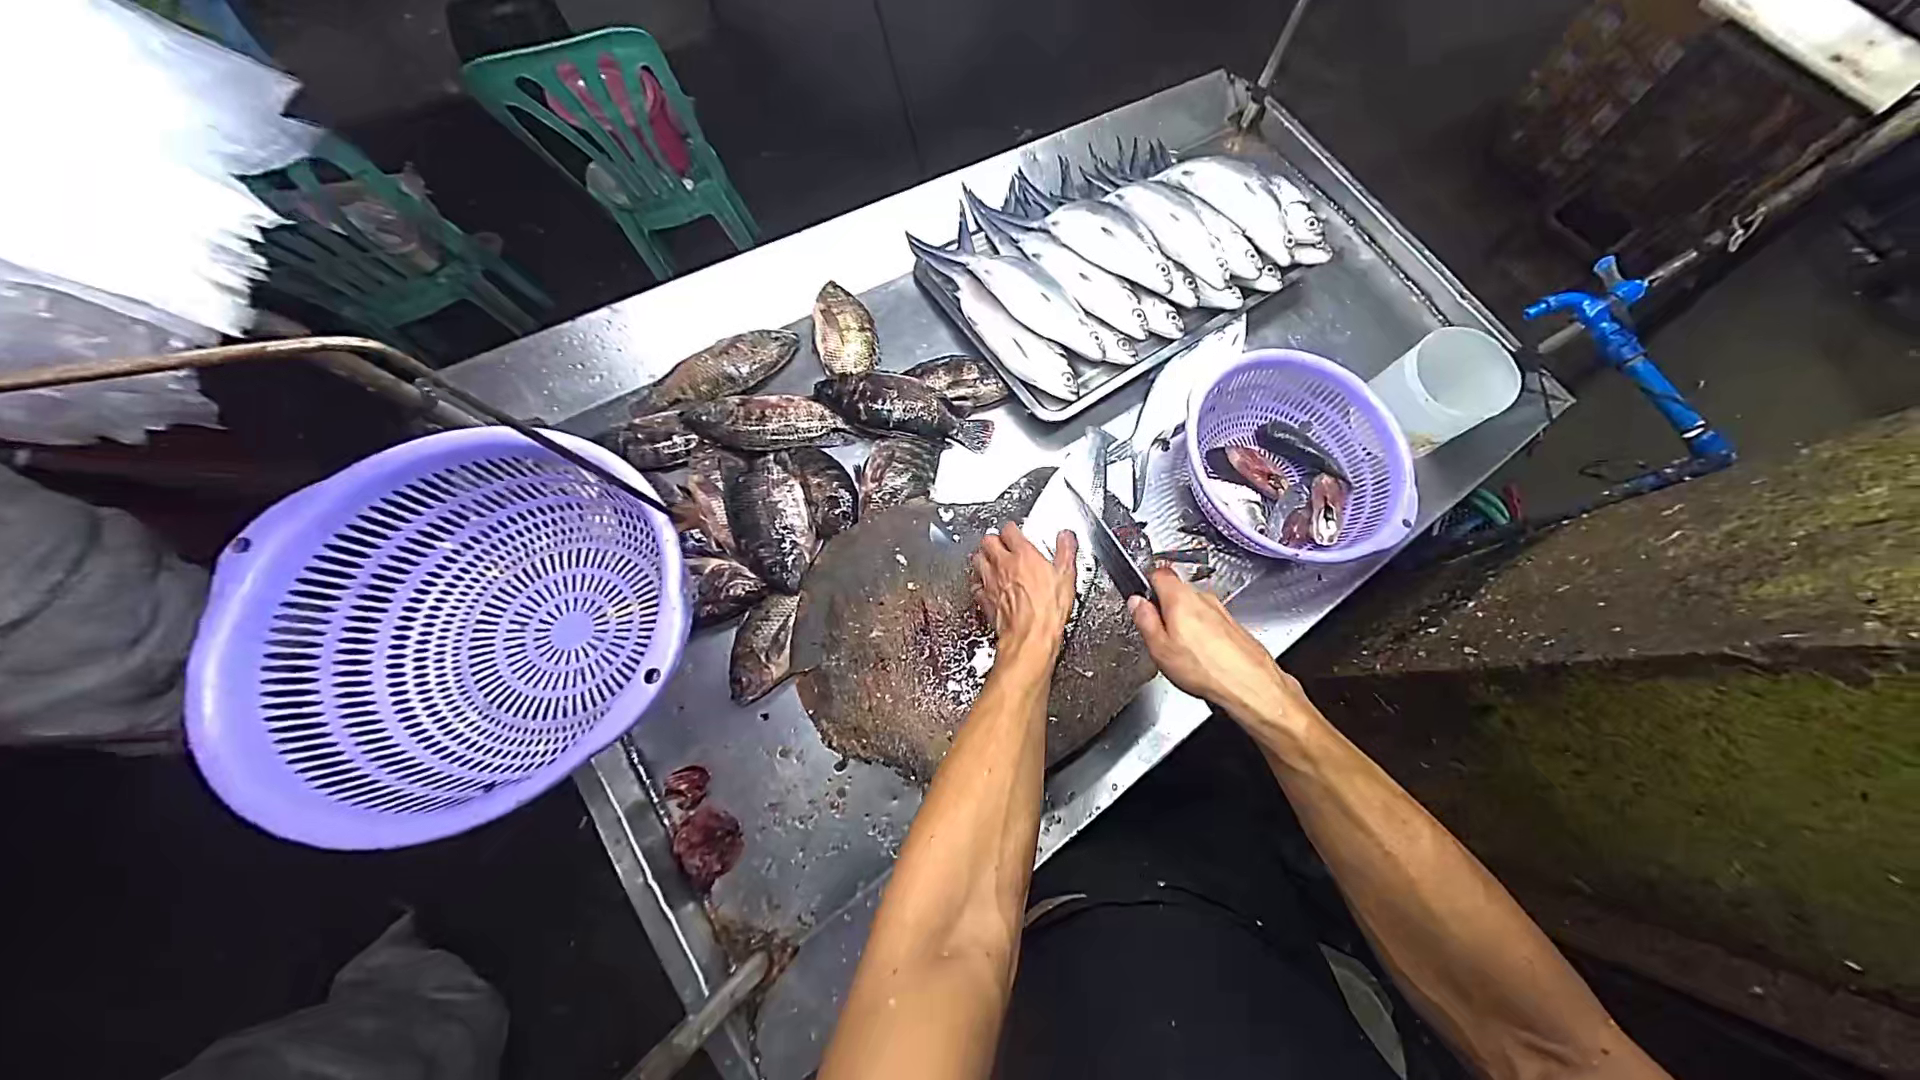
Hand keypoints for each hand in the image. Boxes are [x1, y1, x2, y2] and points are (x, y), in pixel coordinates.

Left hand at [972, 521, 1077, 655]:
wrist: (1030, 636)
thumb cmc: (1047, 609)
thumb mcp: (1066, 576)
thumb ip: (1066, 552)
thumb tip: (1066, 537)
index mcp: (1023, 555)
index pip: (1010, 530)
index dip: (1012, 529)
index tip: (1015, 531)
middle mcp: (1003, 565)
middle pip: (988, 541)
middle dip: (993, 540)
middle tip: (999, 543)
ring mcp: (991, 581)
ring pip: (977, 559)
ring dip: (982, 557)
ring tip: (989, 559)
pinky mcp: (984, 599)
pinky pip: (976, 584)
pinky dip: (979, 582)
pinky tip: (986, 586)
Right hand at [1128, 568, 1320, 755]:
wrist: (1251, 686)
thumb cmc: (1207, 669)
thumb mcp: (1159, 647)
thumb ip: (1144, 619)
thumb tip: (1136, 602)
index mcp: (1180, 598)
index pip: (1159, 573)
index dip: (1147, 584)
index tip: (1142, 599)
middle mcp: (1203, 598)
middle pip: (1177, 592)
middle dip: (1166, 609)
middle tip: (1159, 634)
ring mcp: (1221, 611)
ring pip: (1195, 608)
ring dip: (1185, 623)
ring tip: (1181, 651)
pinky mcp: (1234, 626)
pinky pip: (1210, 622)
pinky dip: (1203, 634)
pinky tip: (1201, 658)